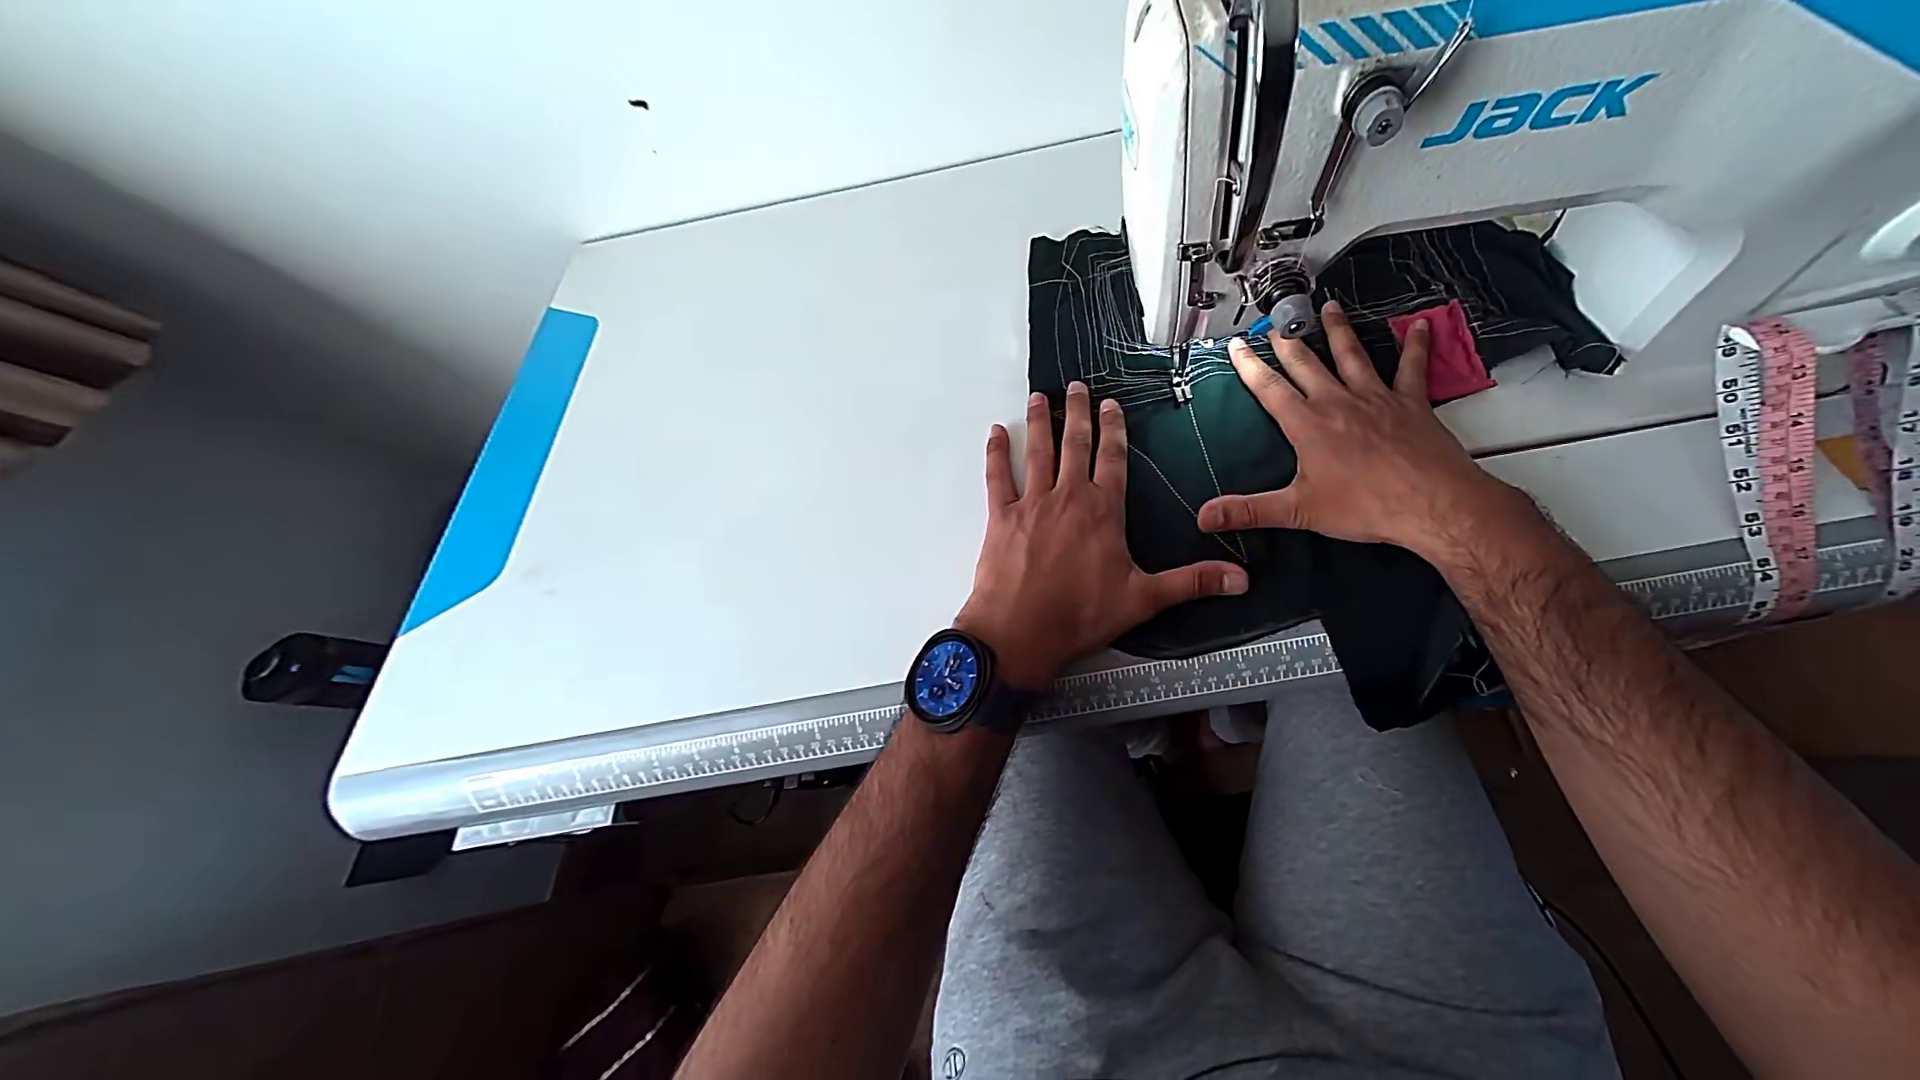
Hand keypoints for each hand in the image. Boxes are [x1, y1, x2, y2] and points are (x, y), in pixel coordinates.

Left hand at [955, 382, 1249, 689]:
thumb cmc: (1079, 615)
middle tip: (1077, 386)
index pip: (1113, 459)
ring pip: (1038, 451)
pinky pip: (997, 476)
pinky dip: (996, 453)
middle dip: (1078, 412)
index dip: (1114, 429)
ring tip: (1040, 397)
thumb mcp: (1143, 599)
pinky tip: (995, 434)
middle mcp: (1068, 497)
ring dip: (1039, 422)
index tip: (1111, 405)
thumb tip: (1240, 579)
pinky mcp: (1000, 517)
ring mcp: (1031, 504)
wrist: (1020, 632)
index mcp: (1103, 510)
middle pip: (1075, 444)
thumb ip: (1191, 582)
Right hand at [1195, 300, 1523, 562]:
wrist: (1433, 504)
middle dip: (1288, 341)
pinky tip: (1419, 327)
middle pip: (1307, 363)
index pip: (1269, 388)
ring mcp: (1377, 399)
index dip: (1249, 365)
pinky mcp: (1411, 404)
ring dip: (1338, 331)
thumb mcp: (1297, 511)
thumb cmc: (1368, 506)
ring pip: (1352, 355)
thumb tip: (1206, 516)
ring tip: (1329, 308)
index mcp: (1309, 425)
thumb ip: (1248, 511)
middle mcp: (1339, 403)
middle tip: (1278, 322)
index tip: (1239, 346)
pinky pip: (1412, 367)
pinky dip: (1415, 345)